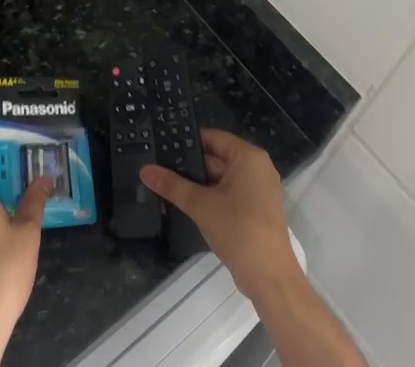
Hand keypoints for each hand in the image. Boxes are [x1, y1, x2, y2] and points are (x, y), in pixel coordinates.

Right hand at [139, 130, 298, 297]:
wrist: (269, 276)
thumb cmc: (238, 229)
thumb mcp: (200, 204)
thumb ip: (172, 185)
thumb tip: (145, 170)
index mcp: (249, 157)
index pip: (213, 138)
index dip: (187, 141)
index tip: (162, 146)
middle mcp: (257, 168)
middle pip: (216, 159)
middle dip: (189, 167)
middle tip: (158, 169)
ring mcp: (258, 191)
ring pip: (220, 180)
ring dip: (196, 185)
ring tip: (165, 187)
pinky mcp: (255, 211)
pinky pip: (228, 196)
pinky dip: (209, 199)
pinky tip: (184, 206)